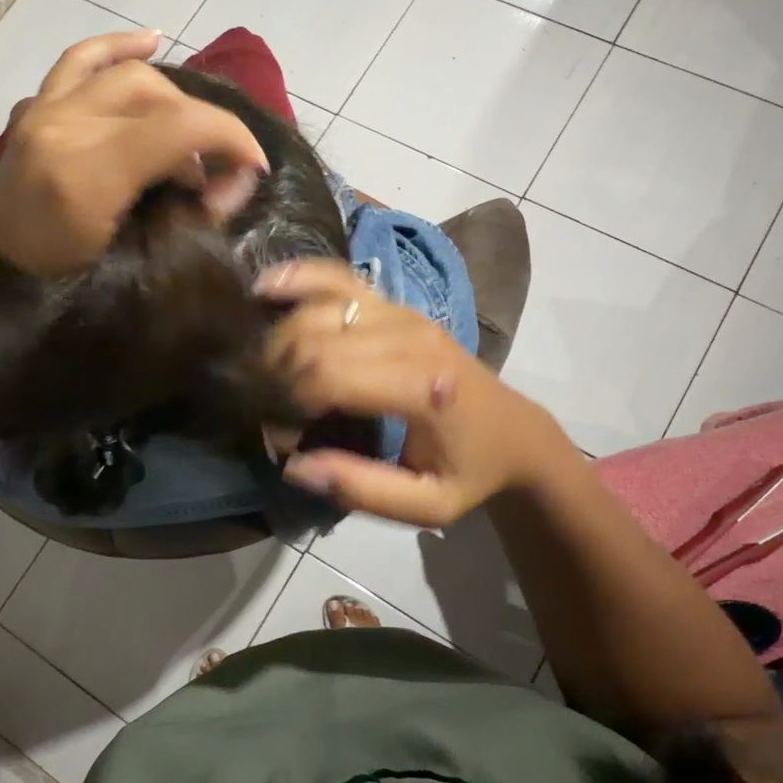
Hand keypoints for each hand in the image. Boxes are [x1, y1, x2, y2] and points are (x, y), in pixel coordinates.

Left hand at [0, 30, 269, 275]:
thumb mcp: (136, 257)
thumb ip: (188, 211)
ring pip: (125, 76)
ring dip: (170, 97)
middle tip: (211, 168)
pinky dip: (115, 47)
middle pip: (156, 96)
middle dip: (200, 126)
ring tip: (190, 128)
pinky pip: (77, 60)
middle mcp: (64, 129)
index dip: (229, 137)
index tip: (252, 164)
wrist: (1, 277)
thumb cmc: (69, 282)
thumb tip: (235, 177)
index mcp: (88, 174)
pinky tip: (151, 42)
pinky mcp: (33, 110)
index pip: (177, 127)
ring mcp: (44, 113)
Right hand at [259, 259, 560, 526]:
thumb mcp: (427, 504)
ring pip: (317, 309)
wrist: (516, 434)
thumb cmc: (469, 472)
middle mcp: (410, 337)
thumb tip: (293, 466)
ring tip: (267, 376)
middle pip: (313, 339)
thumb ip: (362, 488)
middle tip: (270, 413)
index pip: (327, 376)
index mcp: (422, 386)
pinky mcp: (395, 304)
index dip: (288, 406)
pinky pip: (339, 279)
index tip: (280, 441)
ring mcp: (402, 312)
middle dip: (276, 376)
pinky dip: (300, 277)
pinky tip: (265, 286)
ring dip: (279, 339)